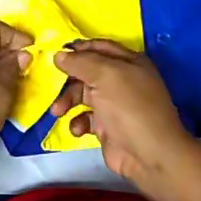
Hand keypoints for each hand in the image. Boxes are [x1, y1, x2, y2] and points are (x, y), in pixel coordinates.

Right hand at [50, 39, 200, 199]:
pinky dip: (78, 123)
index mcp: (128, 62)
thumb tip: (58, 54)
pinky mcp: (107, 126)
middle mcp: (121, 81)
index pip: (99, 48)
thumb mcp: (105, 76)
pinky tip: (78, 130)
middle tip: (52, 87)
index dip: (77, 49)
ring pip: (82, 96)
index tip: (54, 55)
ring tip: (58, 112)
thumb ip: (80, 62)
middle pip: (87, 72)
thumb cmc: (129, 107)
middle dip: (68, 79)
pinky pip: (85, 119)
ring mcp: (114, 104)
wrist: (147, 153)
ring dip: (67, 102)